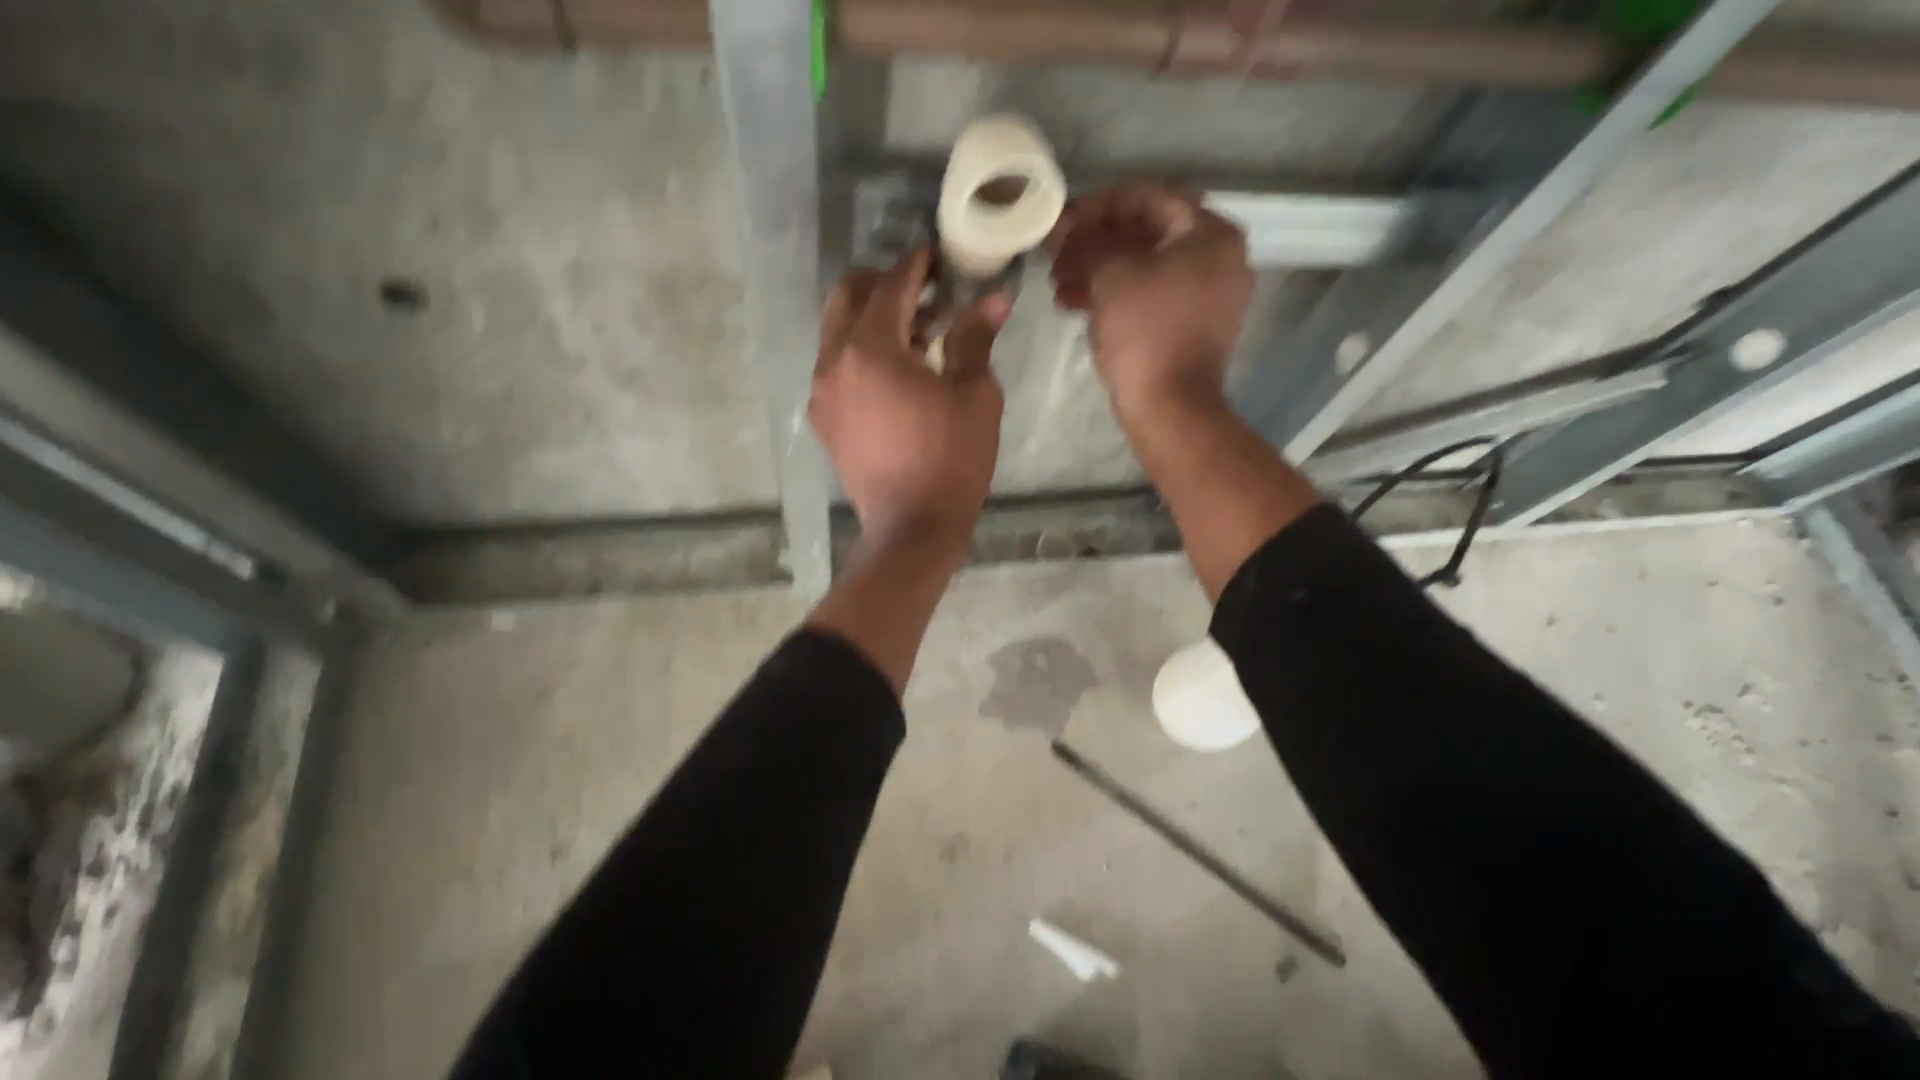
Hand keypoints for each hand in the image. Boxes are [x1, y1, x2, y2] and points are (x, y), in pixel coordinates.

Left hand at [811, 248, 1011, 548]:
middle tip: (924, 291)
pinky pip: (836, 364)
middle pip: (848, 296)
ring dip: (871, 318)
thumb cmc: (951, 459)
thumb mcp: (974, 395)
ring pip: (837, 330)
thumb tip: (994, 297)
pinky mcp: (823, 418)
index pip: (891, 286)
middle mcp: (834, 361)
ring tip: (916, 333)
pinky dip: (860, 351)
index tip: (935, 254)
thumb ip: (974, 338)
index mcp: (871, 349)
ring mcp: (822, 391)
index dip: (916, 265)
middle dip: (883, 283)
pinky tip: (896, 371)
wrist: (911, 528)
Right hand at [1049, 184, 1253, 418]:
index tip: (1062, 222)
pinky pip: (1152, 293)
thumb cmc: (1145, 333)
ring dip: (1099, 270)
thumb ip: (1087, 241)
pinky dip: (1117, 294)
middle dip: (1095, 243)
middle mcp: (1220, 256)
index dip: (1098, 206)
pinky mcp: (1194, 324)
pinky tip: (1076, 305)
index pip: (1148, 197)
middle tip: (1056, 256)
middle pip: (1147, 232)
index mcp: (1210, 233)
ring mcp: (1210, 293)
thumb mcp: (1110, 276)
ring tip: (1059, 286)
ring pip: (1146, 265)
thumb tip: (1065, 226)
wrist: (1171, 408)